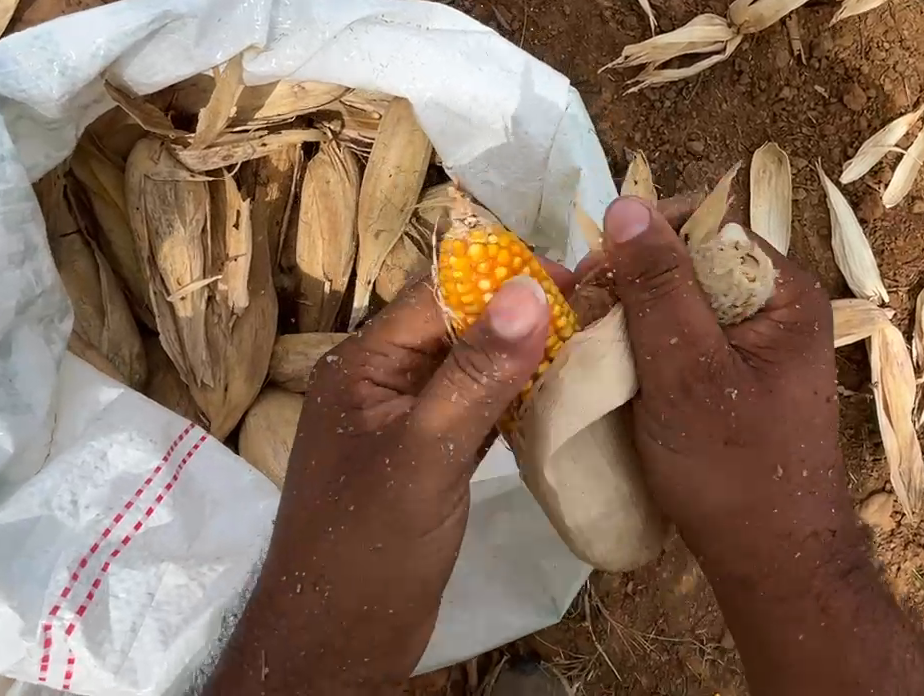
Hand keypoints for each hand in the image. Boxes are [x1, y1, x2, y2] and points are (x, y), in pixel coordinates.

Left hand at [214, 275, 558, 694]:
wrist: (338, 648)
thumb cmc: (370, 545)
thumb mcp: (426, 452)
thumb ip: (476, 372)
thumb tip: (529, 291)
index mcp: (363, 363)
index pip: (437, 297)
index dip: (500, 281)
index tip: (567, 274)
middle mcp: (382, 380)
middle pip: (456, 327)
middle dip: (516, 315)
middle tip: (585, 305)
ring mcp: (406, 418)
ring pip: (469, 367)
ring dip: (519, 355)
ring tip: (581, 339)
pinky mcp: (429, 453)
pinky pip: (475, 406)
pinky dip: (512, 396)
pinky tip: (555, 392)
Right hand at [600, 196, 923, 694]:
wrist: (774, 567)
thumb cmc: (733, 469)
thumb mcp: (686, 370)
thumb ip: (658, 285)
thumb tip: (627, 202)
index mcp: (784, 291)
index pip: (709, 225)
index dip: (648, 238)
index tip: (599, 272)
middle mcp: (777, 306)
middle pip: (694, 259)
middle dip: (635, 278)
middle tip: (588, 311)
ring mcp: (759, 341)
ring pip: (685, 297)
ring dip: (636, 311)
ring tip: (595, 341)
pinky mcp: (739, 371)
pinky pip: (687, 333)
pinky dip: (649, 341)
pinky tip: (619, 365)